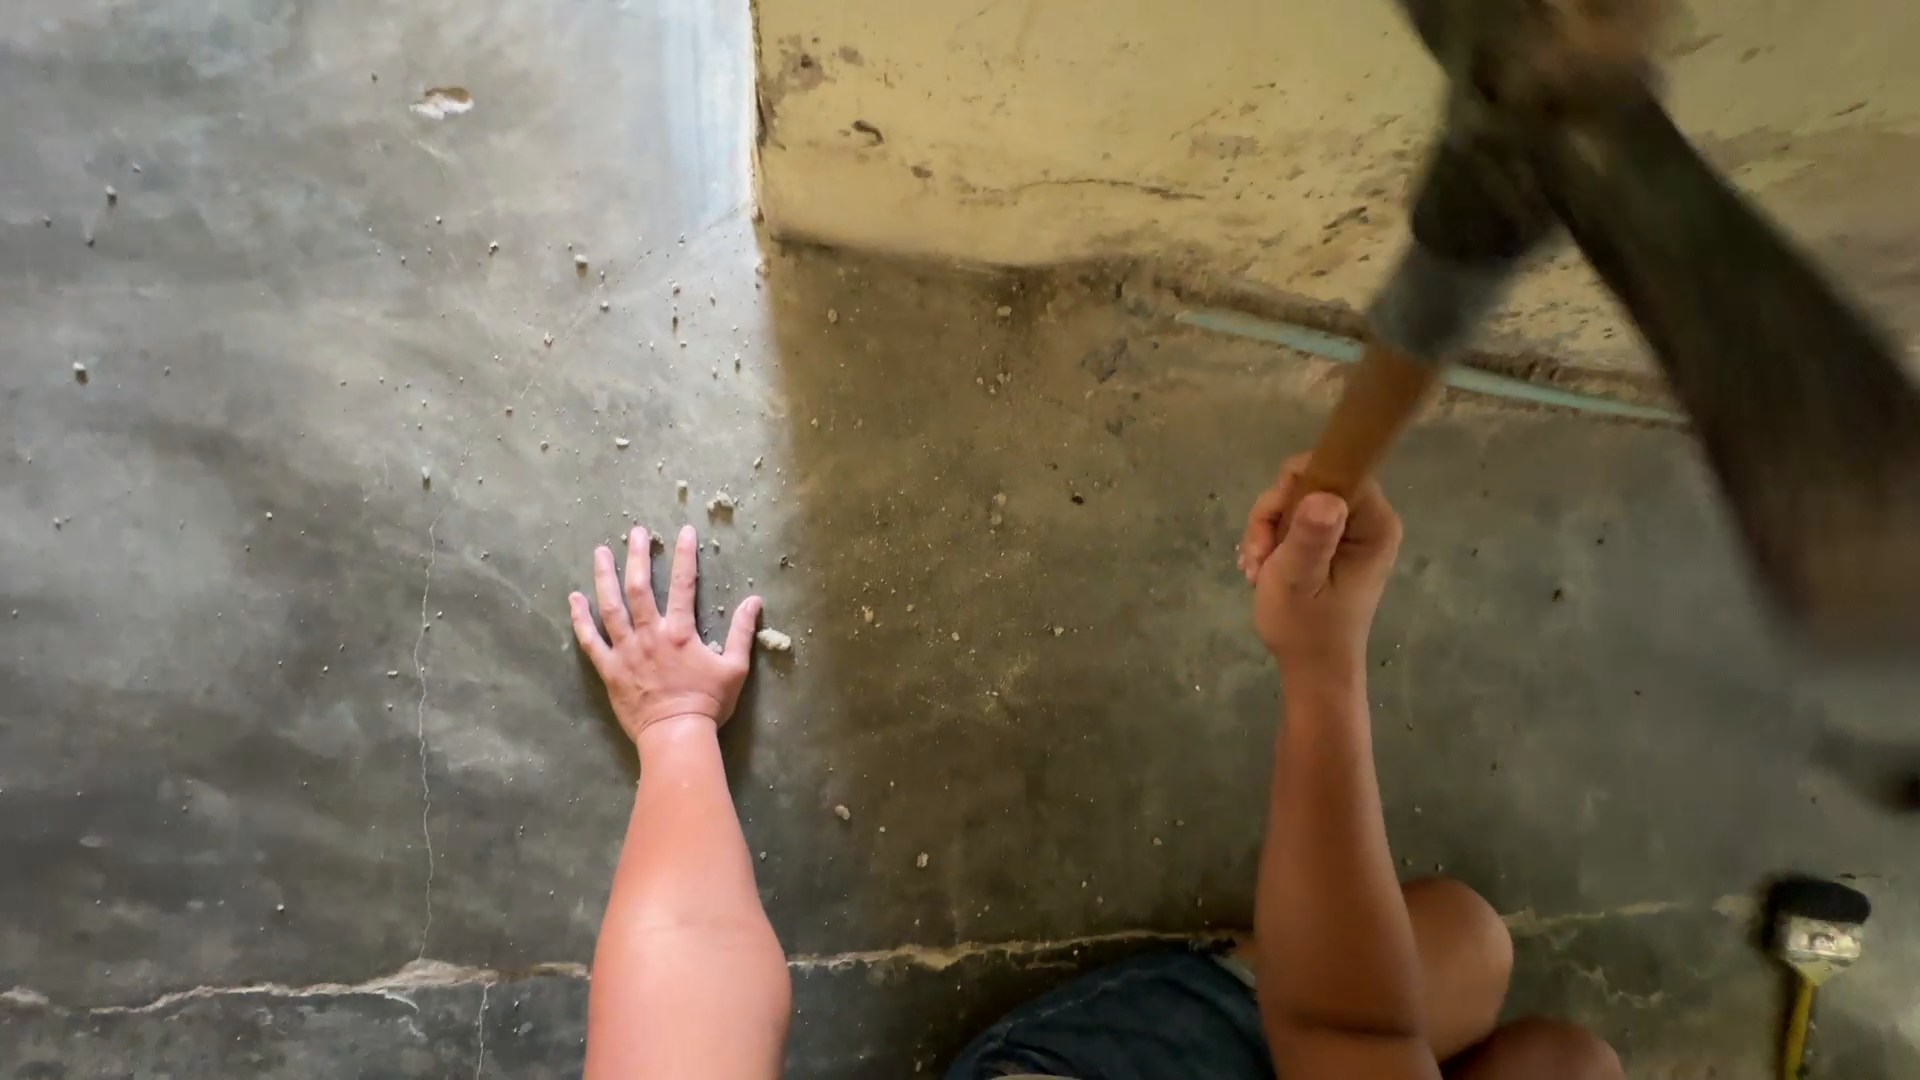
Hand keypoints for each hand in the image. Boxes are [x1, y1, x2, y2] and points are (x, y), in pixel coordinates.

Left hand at [568, 525, 761, 741]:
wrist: (676, 735)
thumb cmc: (708, 702)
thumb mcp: (735, 667)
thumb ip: (742, 632)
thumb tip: (754, 601)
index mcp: (680, 632)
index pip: (683, 584)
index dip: (685, 555)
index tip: (684, 532)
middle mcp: (650, 634)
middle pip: (640, 587)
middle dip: (637, 556)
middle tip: (636, 532)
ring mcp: (626, 651)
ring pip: (611, 607)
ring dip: (604, 577)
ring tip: (600, 552)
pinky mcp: (609, 669)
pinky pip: (590, 640)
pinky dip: (581, 619)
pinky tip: (574, 598)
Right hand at [1243, 456, 1401, 684]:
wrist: (1311, 667)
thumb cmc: (1306, 627)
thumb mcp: (1297, 579)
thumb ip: (1308, 536)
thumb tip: (1322, 496)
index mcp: (1373, 524)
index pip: (1334, 471)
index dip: (1294, 488)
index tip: (1270, 523)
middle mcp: (1367, 520)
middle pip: (1308, 484)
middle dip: (1271, 516)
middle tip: (1257, 555)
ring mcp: (1348, 532)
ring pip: (1293, 503)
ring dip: (1265, 532)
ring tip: (1256, 569)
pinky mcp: (1331, 544)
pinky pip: (1293, 522)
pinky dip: (1270, 542)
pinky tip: (1261, 569)